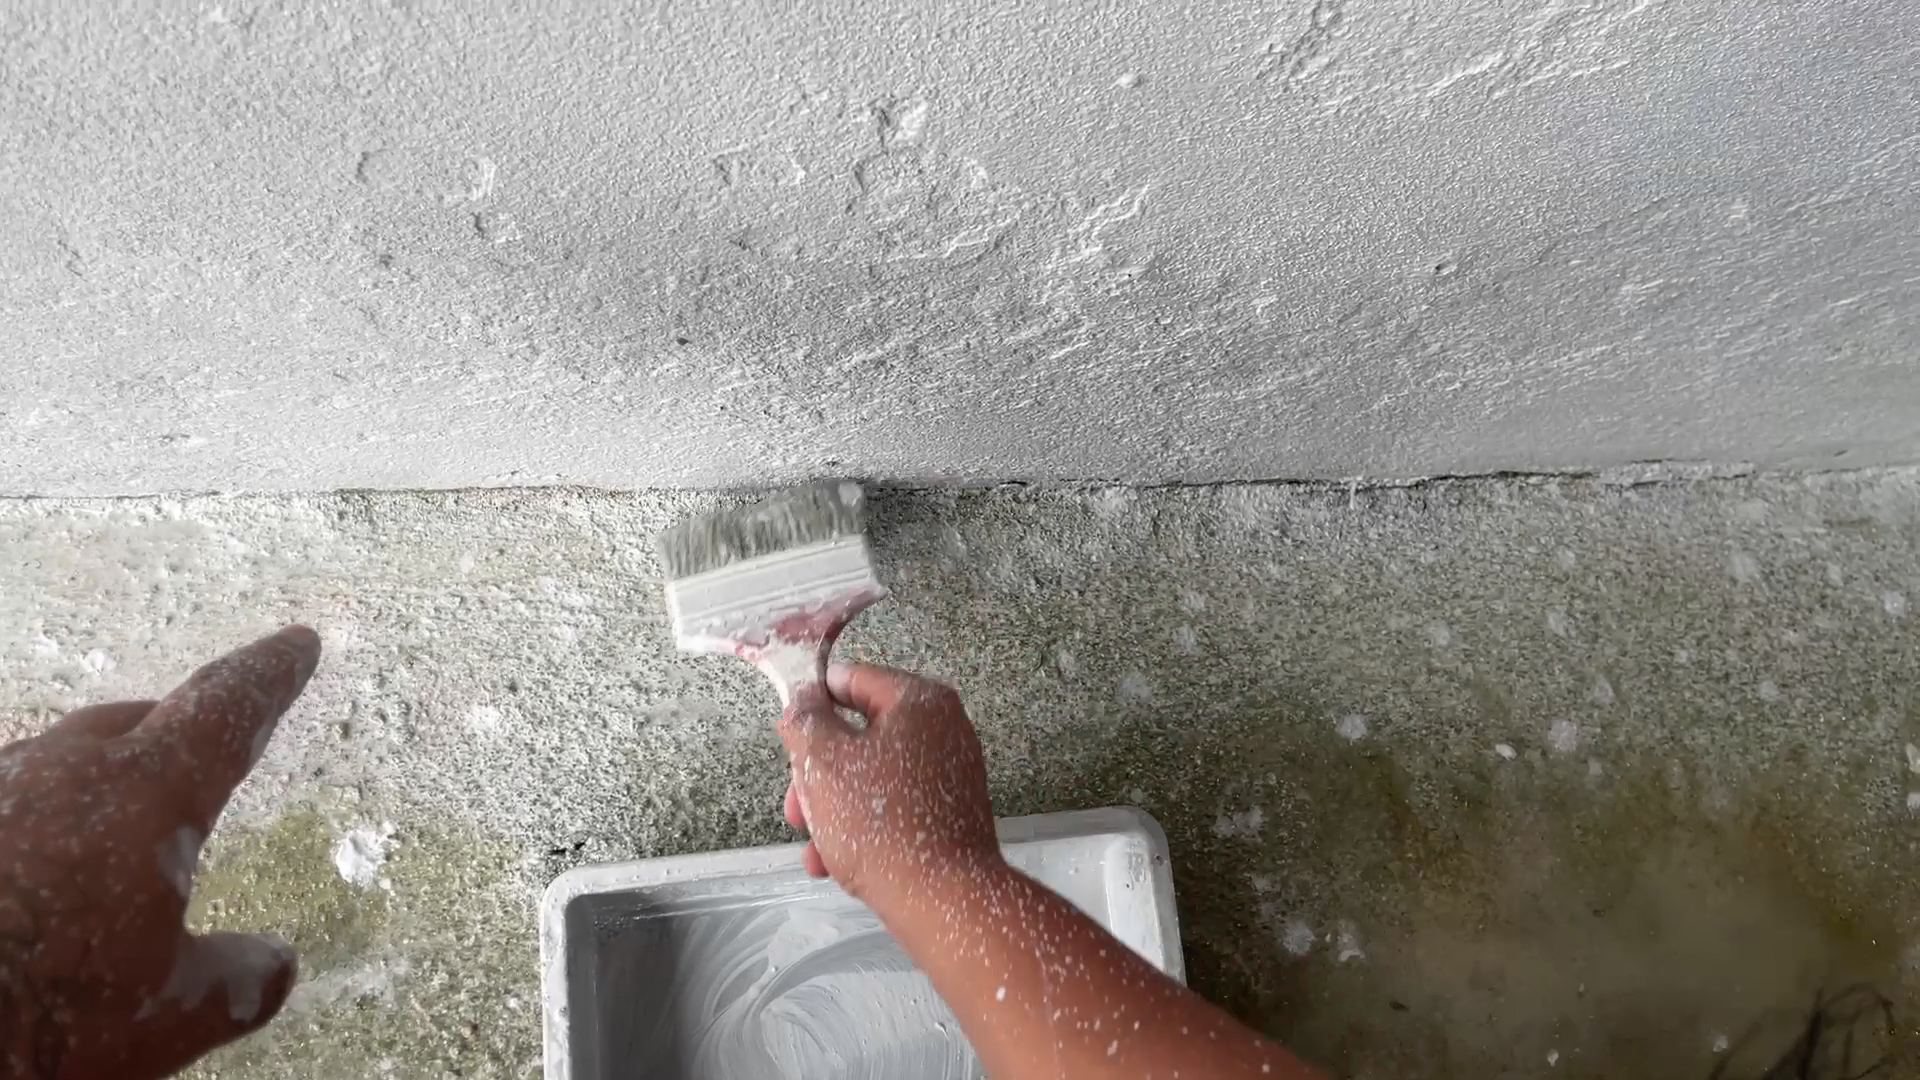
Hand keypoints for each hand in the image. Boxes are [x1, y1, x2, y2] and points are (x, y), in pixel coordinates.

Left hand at [0, 626, 320, 1078]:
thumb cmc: (36, 1020)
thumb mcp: (166, 1020)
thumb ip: (235, 977)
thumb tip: (272, 965)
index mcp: (145, 794)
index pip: (228, 710)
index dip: (270, 675)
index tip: (298, 642)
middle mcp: (52, 781)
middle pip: (121, 721)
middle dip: (165, 722)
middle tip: (194, 737)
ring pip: (36, 764)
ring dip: (78, 777)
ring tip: (94, 815)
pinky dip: (17, 825)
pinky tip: (15, 865)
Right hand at [778, 663, 999, 904]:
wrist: (945, 900)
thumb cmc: (881, 823)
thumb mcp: (825, 763)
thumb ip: (805, 721)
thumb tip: (803, 700)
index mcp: (919, 700)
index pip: (853, 679)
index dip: (812, 702)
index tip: (787, 733)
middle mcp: (942, 726)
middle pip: (859, 731)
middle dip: (818, 771)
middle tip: (796, 806)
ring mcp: (950, 768)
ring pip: (872, 773)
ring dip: (833, 805)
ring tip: (813, 844)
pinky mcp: (951, 809)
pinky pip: (896, 802)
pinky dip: (863, 823)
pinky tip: (832, 861)